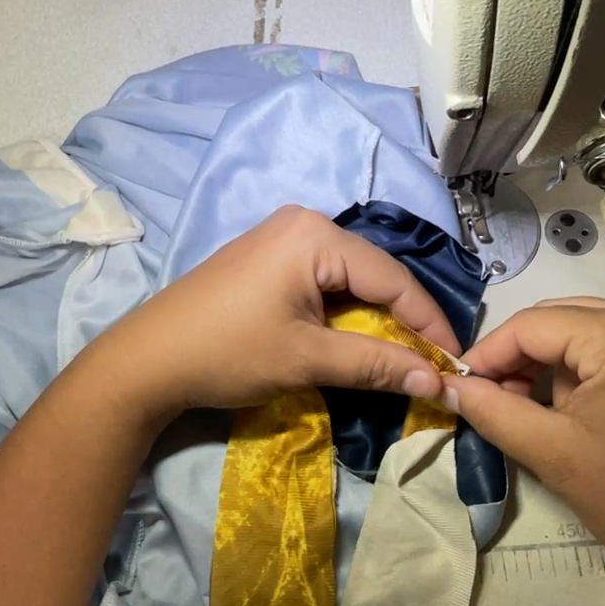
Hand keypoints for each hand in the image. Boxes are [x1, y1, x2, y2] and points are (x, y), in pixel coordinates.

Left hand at [72, 206, 459, 427]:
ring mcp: (283, 236)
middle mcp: (304, 223)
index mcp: (316, 235)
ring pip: (352, 278)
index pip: (393, 278)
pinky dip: (347, 311)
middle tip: (434, 364)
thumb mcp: (308, 359)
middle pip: (374, 274)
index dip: (430, 324)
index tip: (457, 365)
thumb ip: (377, 364)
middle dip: (406, 320)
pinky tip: (361, 337)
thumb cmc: (228, 353)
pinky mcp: (270, 256)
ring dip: (378, 317)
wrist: (147, 360)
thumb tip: (437, 382)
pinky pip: (326, 280)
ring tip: (406, 356)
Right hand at [442, 299, 604, 593]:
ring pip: (592, 331)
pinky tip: (589, 412)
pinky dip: (596, 369)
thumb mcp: (555, 455)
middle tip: (497, 401)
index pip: (533, 325)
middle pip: (563, 320)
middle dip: (523, 357)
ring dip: (558, 365)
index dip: (489, 354)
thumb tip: (449, 385)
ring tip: (546, 415)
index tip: (461, 387)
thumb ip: (494, 411)